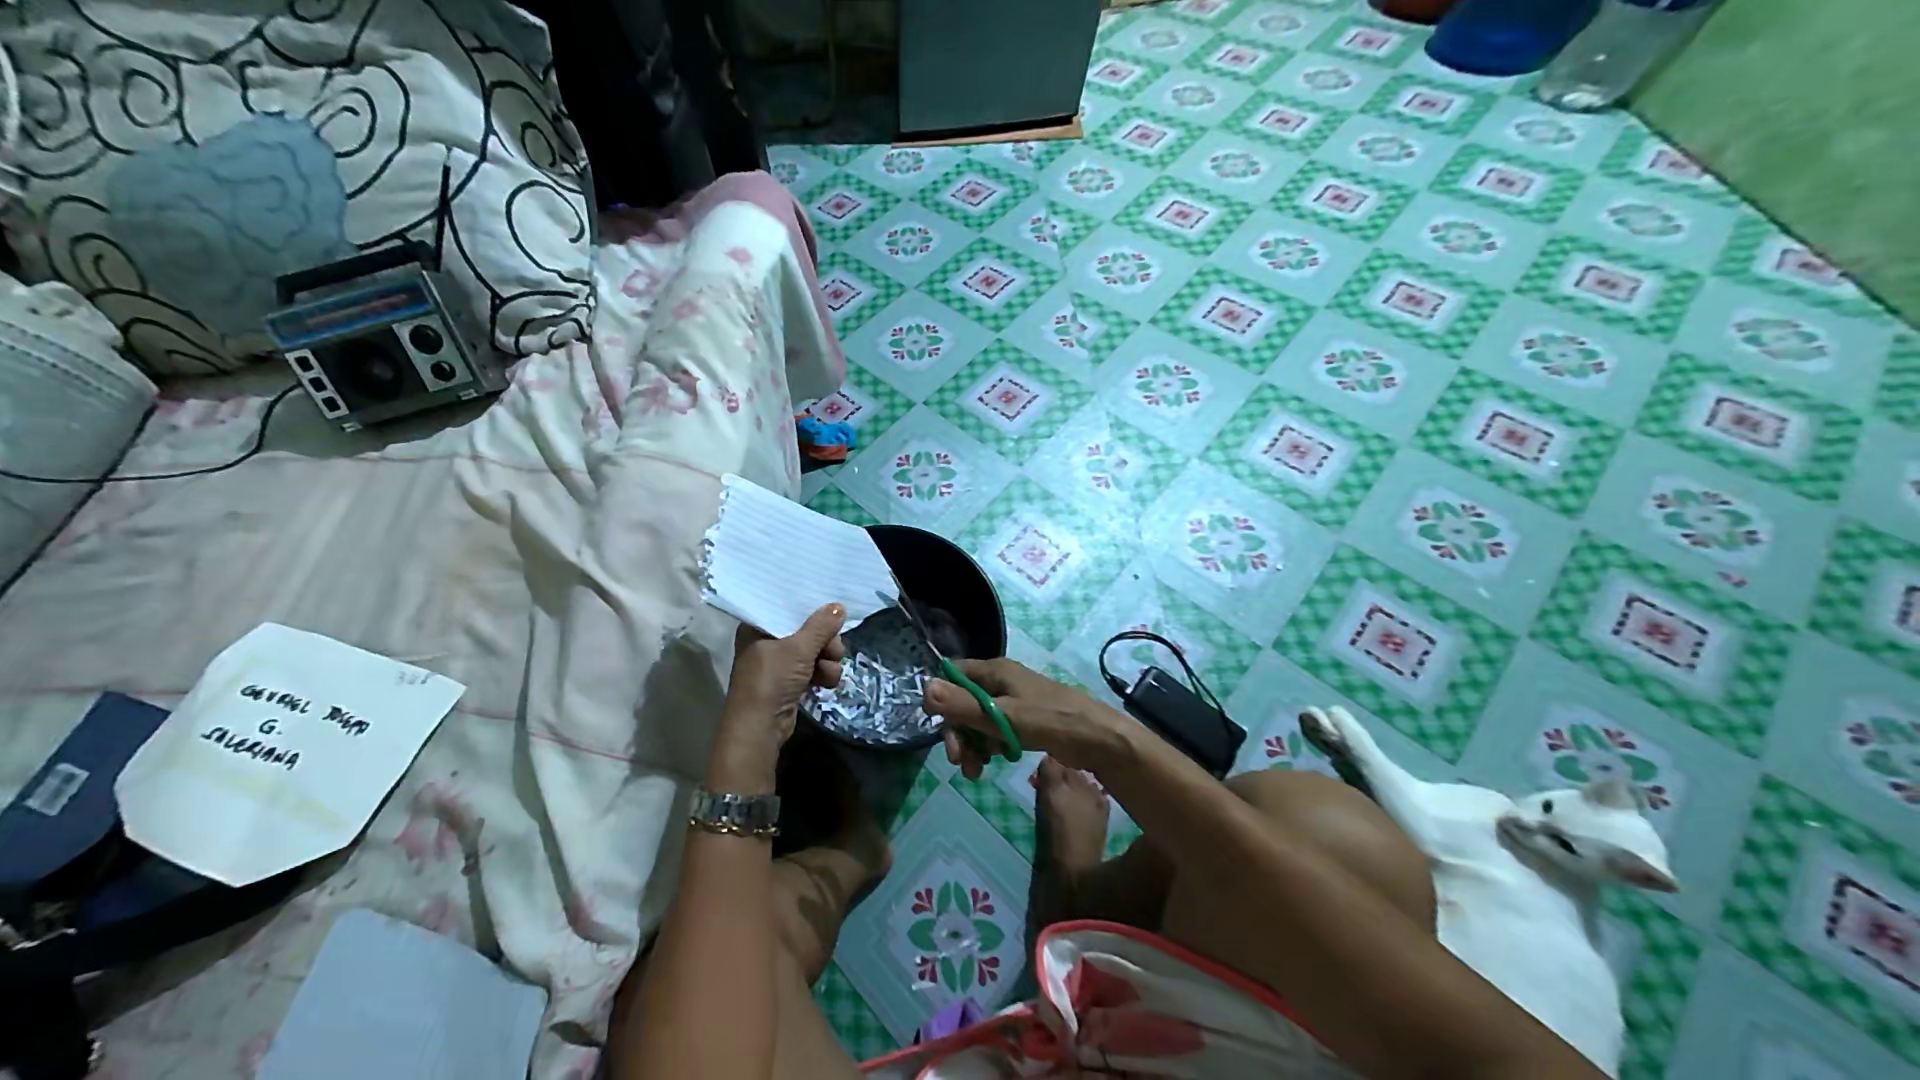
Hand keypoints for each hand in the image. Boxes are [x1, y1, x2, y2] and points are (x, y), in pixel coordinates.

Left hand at [715, 604, 845, 779]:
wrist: (759, 727)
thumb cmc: (771, 680)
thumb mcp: (798, 649)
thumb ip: (821, 626)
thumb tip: (838, 607)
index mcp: (758, 627)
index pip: (789, 609)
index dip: (812, 611)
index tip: (833, 616)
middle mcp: (766, 642)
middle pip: (807, 630)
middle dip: (826, 642)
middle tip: (834, 651)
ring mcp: (778, 664)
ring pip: (813, 651)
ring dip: (827, 660)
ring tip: (829, 672)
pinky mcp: (788, 682)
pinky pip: (812, 669)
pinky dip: (822, 673)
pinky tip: (828, 682)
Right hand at [923, 658, 1133, 779]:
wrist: (1096, 738)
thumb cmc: (1048, 720)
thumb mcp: (1001, 715)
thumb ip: (963, 705)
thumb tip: (924, 688)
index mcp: (995, 671)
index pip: (955, 674)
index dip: (942, 697)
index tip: (937, 724)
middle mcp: (1001, 681)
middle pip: (964, 702)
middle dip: (958, 732)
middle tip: (958, 760)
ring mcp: (1014, 702)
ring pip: (979, 721)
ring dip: (971, 745)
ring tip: (974, 772)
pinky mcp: (1024, 721)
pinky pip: (995, 731)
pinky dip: (988, 747)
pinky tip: (989, 765)